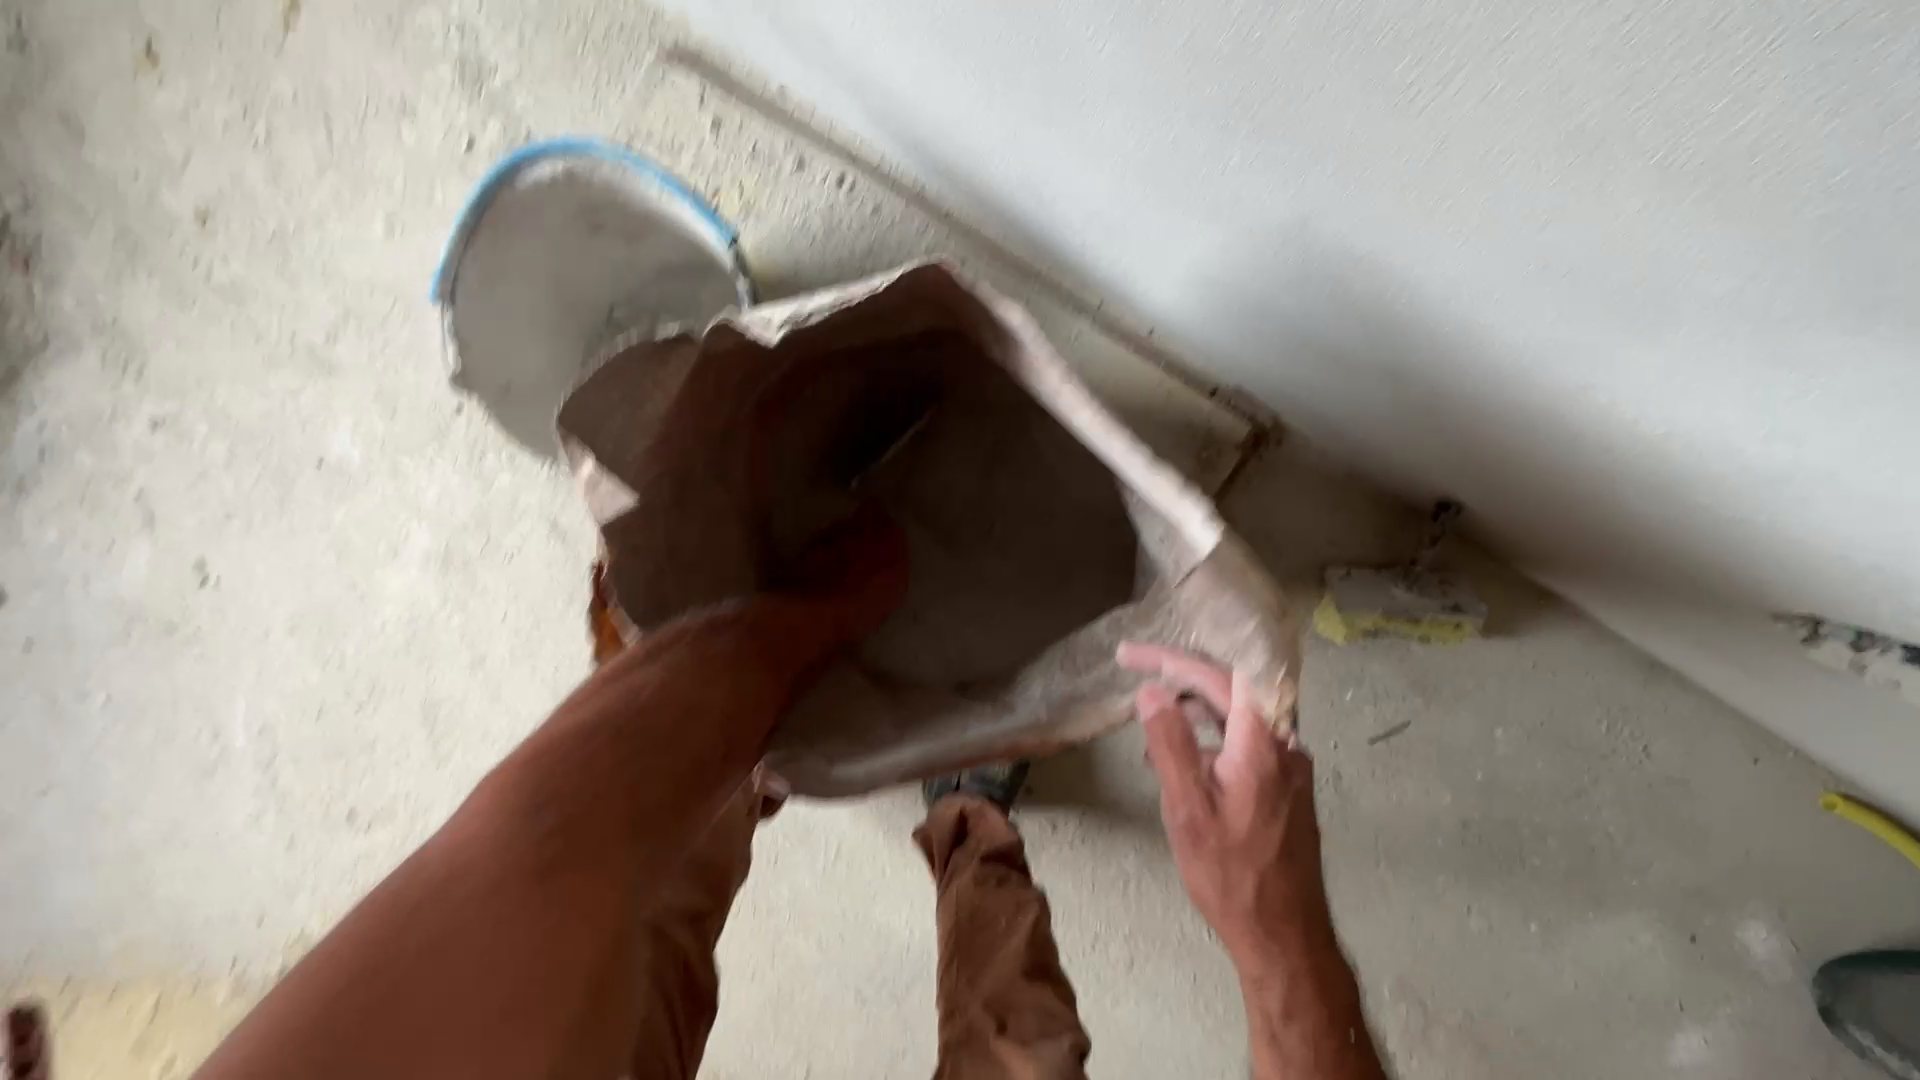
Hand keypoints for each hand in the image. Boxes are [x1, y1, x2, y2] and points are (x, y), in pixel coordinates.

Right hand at [1117, 643, 1330, 976]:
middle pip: (1230, 688)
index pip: (1217, 674)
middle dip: (1178, 676)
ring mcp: (1289, 767)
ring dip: (1193, 708)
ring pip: (1237, 715)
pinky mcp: (1287, 788)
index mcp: (1260, 742)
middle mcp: (1283, 744)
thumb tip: (1151, 691)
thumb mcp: (1187, 808)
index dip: (1172, 657)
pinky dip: (1210, 737)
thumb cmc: (1230, 873)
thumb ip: (1169, 744)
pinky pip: (1245, 742)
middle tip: (1132, 669)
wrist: (1284, 935)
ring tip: (1151, 720)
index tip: (1130, 654)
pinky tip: (1184, 762)